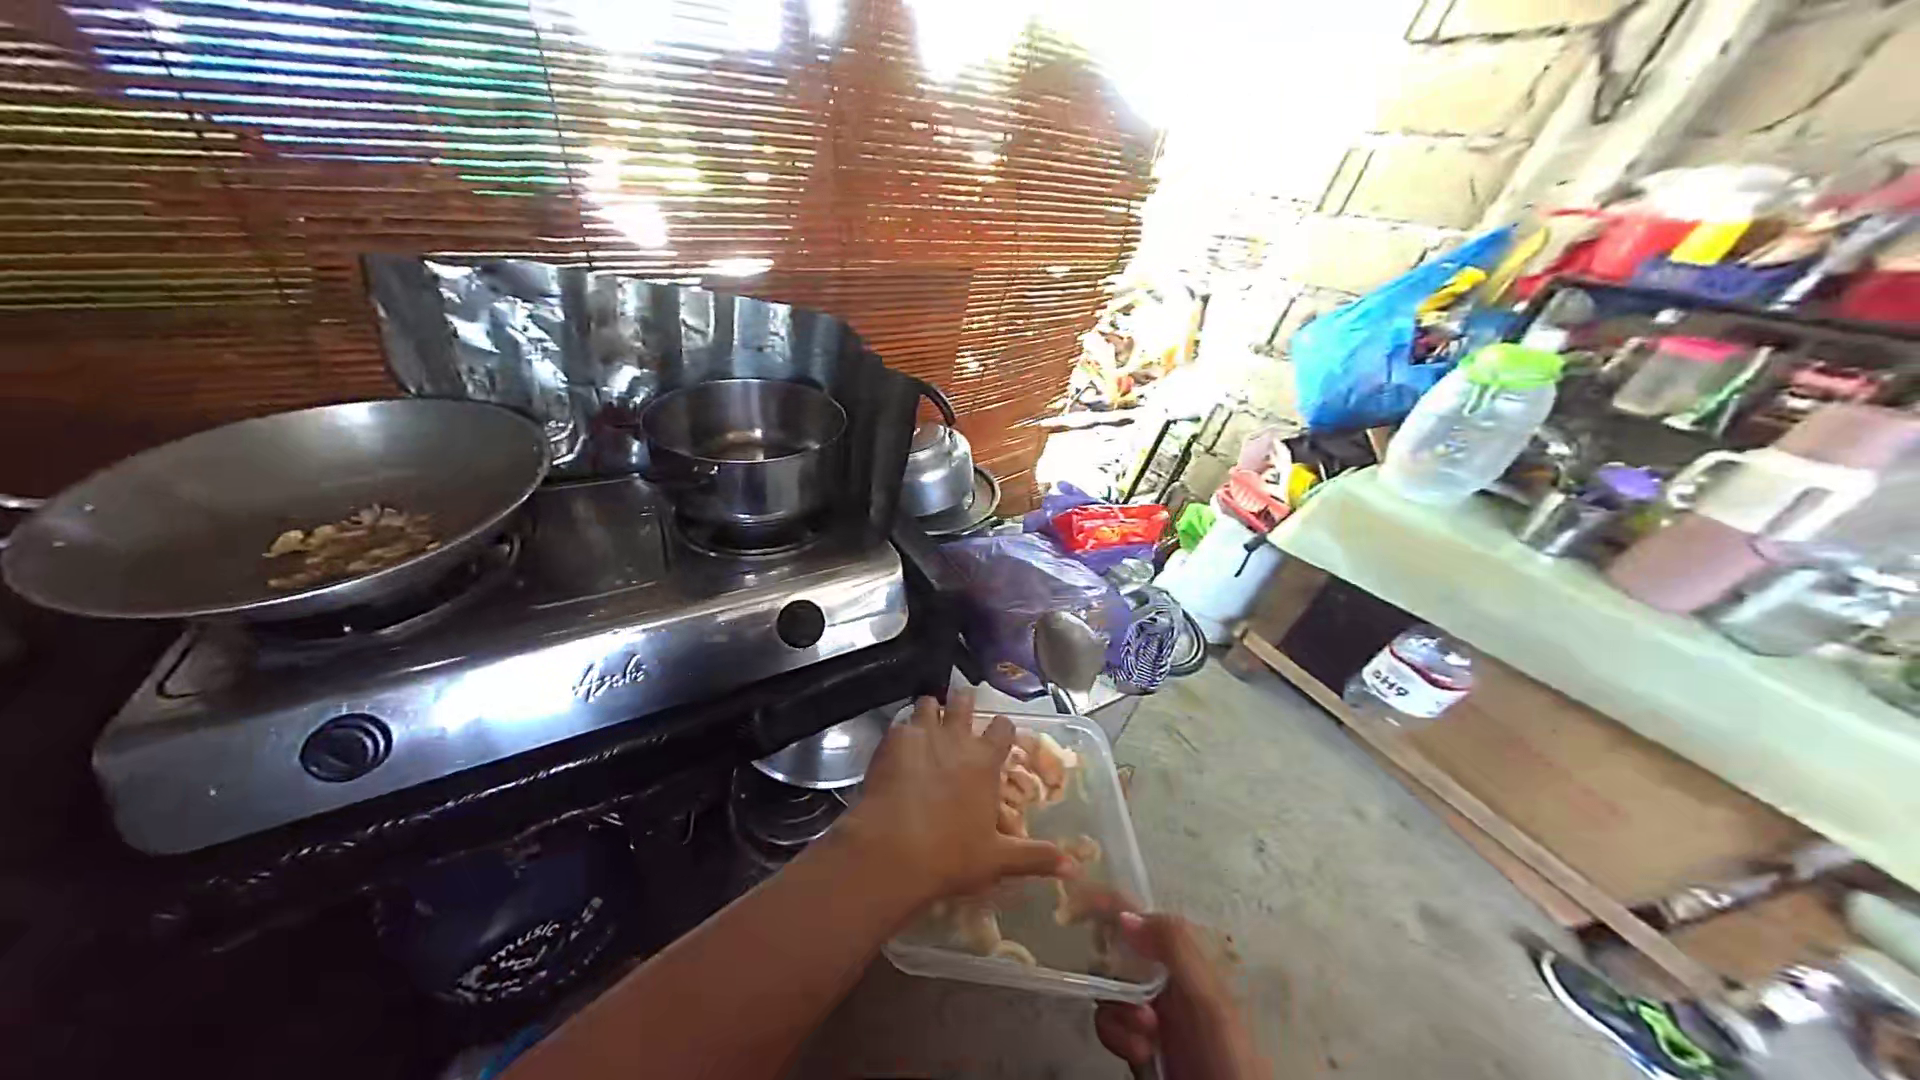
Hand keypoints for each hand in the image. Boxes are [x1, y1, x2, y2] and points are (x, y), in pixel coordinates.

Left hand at [832, 687, 1068, 911]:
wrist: (892, 851)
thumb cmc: (950, 856)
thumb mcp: (997, 860)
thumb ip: (1035, 857)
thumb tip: (1076, 868)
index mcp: (985, 761)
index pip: (1003, 728)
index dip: (1003, 729)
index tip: (1000, 734)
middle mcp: (956, 739)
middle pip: (963, 703)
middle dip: (964, 703)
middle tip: (961, 712)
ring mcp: (921, 735)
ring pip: (928, 704)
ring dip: (930, 710)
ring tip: (928, 721)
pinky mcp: (891, 741)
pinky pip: (899, 723)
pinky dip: (901, 731)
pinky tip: (897, 745)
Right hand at [1095, 912, 1264, 1079]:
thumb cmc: (1229, 1059)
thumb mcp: (1210, 1000)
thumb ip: (1175, 949)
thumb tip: (1123, 914)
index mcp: (1188, 959)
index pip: (1142, 917)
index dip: (1107, 903)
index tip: (1071, 904)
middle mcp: (1168, 979)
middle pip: (1117, 951)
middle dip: (1111, 970)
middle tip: (1123, 995)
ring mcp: (1153, 1011)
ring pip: (1109, 987)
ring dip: (1116, 1009)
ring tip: (1143, 1038)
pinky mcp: (1138, 1042)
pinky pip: (1109, 1022)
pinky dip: (1115, 1034)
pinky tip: (1138, 1054)